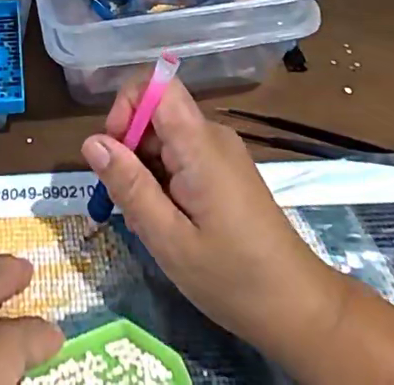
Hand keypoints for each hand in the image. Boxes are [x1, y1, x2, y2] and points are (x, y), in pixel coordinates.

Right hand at [79, 76, 342, 352]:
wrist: (301, 310)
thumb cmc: (233, 278)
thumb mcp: (169, 240)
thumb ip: (130, 186)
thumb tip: (91, 141)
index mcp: (200, 144)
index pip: (157, 84)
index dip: (126, 104)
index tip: (113, 150)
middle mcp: (211, 135)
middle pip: (155, 113)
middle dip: (128, 148)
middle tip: (126, 203)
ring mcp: (220, 152)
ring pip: (164, 137)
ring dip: (143, 169)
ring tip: (149, 221)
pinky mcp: (223, 169)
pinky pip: (180, 155)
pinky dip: (161, 180)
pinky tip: (167, 221)